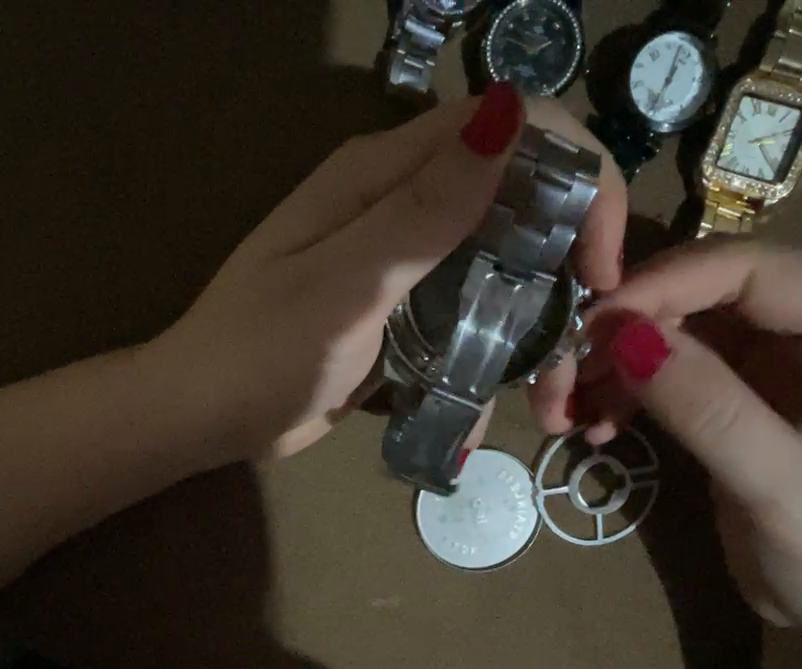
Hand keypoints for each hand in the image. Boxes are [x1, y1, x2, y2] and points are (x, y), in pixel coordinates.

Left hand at [151, 87, 626, 458]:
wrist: (202, 418)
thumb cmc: (260, 353)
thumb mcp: (344, 285)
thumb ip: (423, 211)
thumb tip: (512, 117)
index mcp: (382, 176)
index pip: (509, 130)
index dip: (574, 178)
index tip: (598, 260)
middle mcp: (398, 209)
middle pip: (514, 204)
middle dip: (565, 263)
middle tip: (585, 335)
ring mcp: (400, 267)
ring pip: (495, 271)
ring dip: (532, 329)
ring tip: (550, 399)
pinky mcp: (398, 319)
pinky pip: (462, 324)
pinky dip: (485, 362)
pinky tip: (490, 415)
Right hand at [567, 243, 801, 668]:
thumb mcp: (788, 494)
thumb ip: (710, 410)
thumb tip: (620, 333)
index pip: (762, 271)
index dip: (670, 284)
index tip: (588, 322)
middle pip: (711, 296)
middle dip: (629, 328)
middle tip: (560, 374)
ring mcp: (786, 370)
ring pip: (681, 335)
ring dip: (616, 364)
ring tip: (565, 410)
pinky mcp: (747, 406)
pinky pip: (674, 377)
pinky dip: (628, 394)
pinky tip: (597, 429)